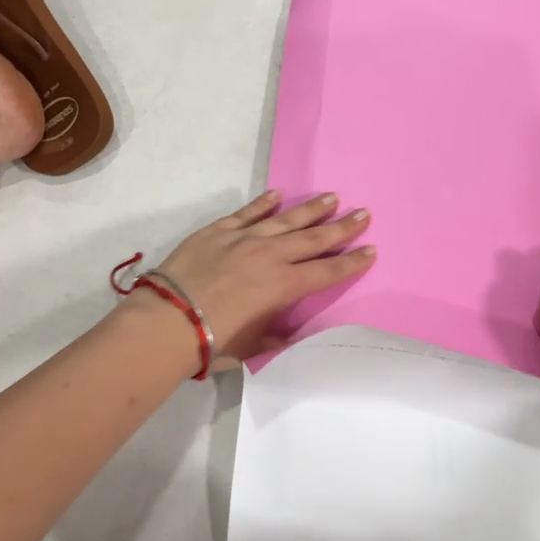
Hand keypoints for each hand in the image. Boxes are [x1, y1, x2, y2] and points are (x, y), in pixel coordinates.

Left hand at [144, 191, 376, 364]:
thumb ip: (276, 336)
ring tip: (332, 198)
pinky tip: (277, 194)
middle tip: (363, 213)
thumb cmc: (213, 341)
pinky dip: (263, 203)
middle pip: (314, 238)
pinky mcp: (218, 230)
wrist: (168, 321)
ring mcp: (244, 239)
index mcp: (284, 286)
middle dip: (342, 227)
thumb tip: (291, 334)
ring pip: (285, 219)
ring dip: (311, 209)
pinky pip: (247, 213)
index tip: (372, 249)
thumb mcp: (253, 345)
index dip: (352, 262)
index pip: (327, 271)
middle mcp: (271, 256)